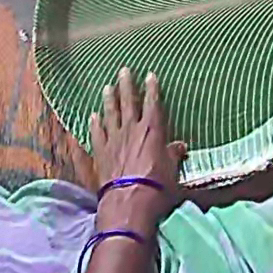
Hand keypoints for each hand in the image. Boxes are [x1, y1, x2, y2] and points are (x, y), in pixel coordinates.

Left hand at [88, 67, 186, 232]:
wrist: (129, 202)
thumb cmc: (157, 186)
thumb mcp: (172, 170)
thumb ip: (174, 155)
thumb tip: (180, 146)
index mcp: (152, 130)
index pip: (153, 104)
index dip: (152, 88)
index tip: (150, 75)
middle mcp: (131, 129)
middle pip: (128, 102)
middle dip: (127, 85)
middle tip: (123, 70)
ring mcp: (113, 139)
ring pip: (110, 113)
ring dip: (109, 99)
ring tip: (107, 87)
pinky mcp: (100, 152)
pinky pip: (96, 133)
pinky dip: (94, 123)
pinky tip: (92, 116)